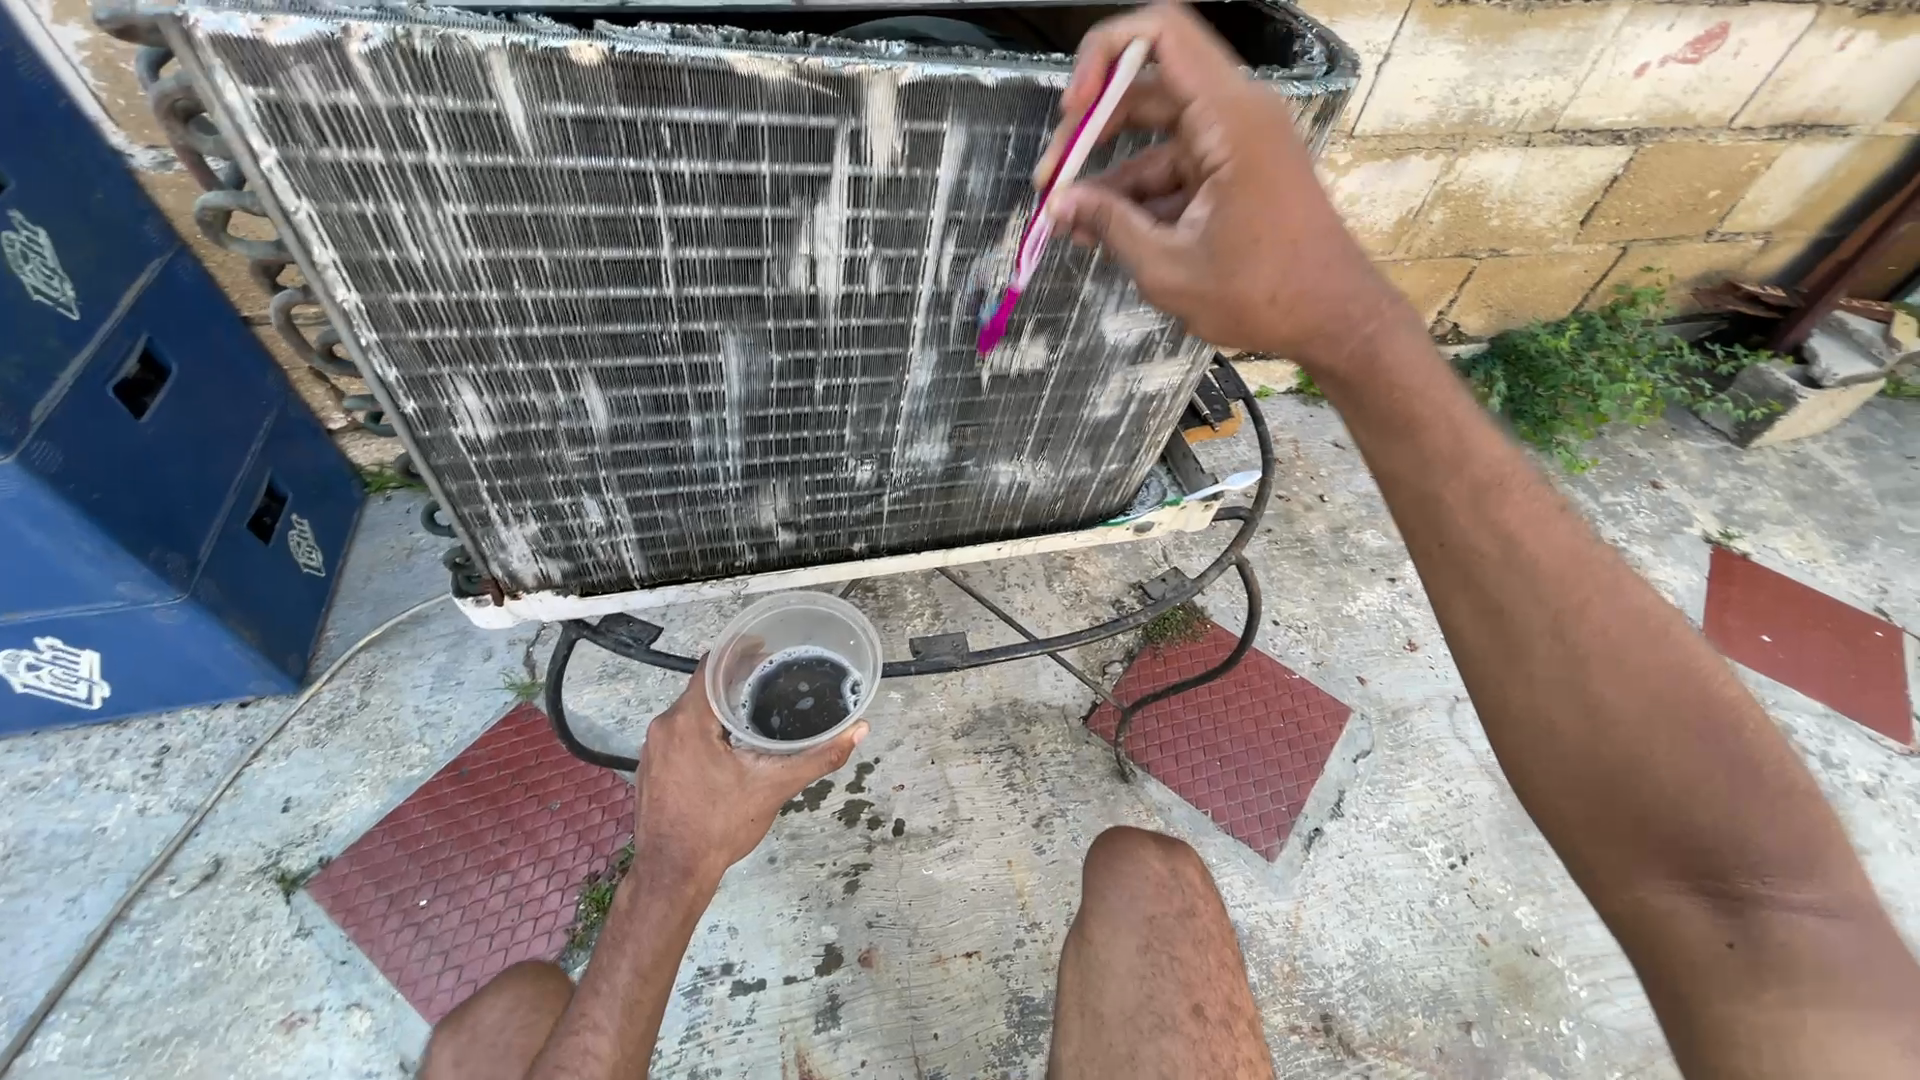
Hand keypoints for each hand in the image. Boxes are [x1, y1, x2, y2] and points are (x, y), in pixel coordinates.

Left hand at [630, 661, 866, 882]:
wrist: (672, 875)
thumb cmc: (719, 828)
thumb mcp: (774, 788)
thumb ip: (818, 757)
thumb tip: (858, 732)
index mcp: (687, 722)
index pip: (711, 667)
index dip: (739, 652)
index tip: (766, 649)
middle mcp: (664, 728)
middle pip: (701, 688)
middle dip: (735, 680)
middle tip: (770, 678)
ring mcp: (652, 750)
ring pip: (690, 712)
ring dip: (719, 706)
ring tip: (754, 706)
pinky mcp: (651, 769)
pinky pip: (679, 733)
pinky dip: (703, 728)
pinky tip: (728, 742)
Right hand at [1037, 2, 1410, 368]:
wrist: (1332, 319)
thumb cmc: (1260, 294)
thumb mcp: (1168, 267)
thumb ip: (1111, 226)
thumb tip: (1059, 204)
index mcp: (1228, 117)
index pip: (1160, 34)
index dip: (1103, 55)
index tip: (1071, 112)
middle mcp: (1233, 115)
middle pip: (1145, 92)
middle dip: (1090, 134)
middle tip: (1050, 185)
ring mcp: (1234, 146)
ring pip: (1154, 142)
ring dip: (1109, 181)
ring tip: (1068, 227)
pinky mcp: (1234, 176)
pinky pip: (1174, 172)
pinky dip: (1139, 200)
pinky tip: (1103, 235)